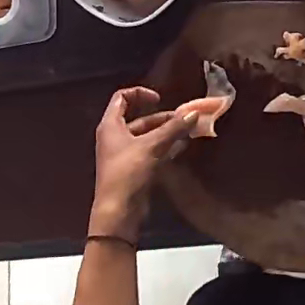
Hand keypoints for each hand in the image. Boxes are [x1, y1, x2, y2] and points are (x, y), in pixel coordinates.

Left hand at [91, 86, 195, 241]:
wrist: (118, 211)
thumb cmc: (128, 172)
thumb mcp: (151, 146)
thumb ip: (173, 128)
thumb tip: (194, 113)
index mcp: (111, 125)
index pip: (121, 98)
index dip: (140, 93)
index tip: (160, 99)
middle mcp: (115, 136)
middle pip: (138, 119)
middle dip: (162, 118)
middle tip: (184, 119)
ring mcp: (124, 154)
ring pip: (147, 136)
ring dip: (166, 133)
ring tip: (188, 132)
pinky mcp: (133, 169)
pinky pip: (150, 151)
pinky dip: (164, 147)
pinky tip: (182, 147)